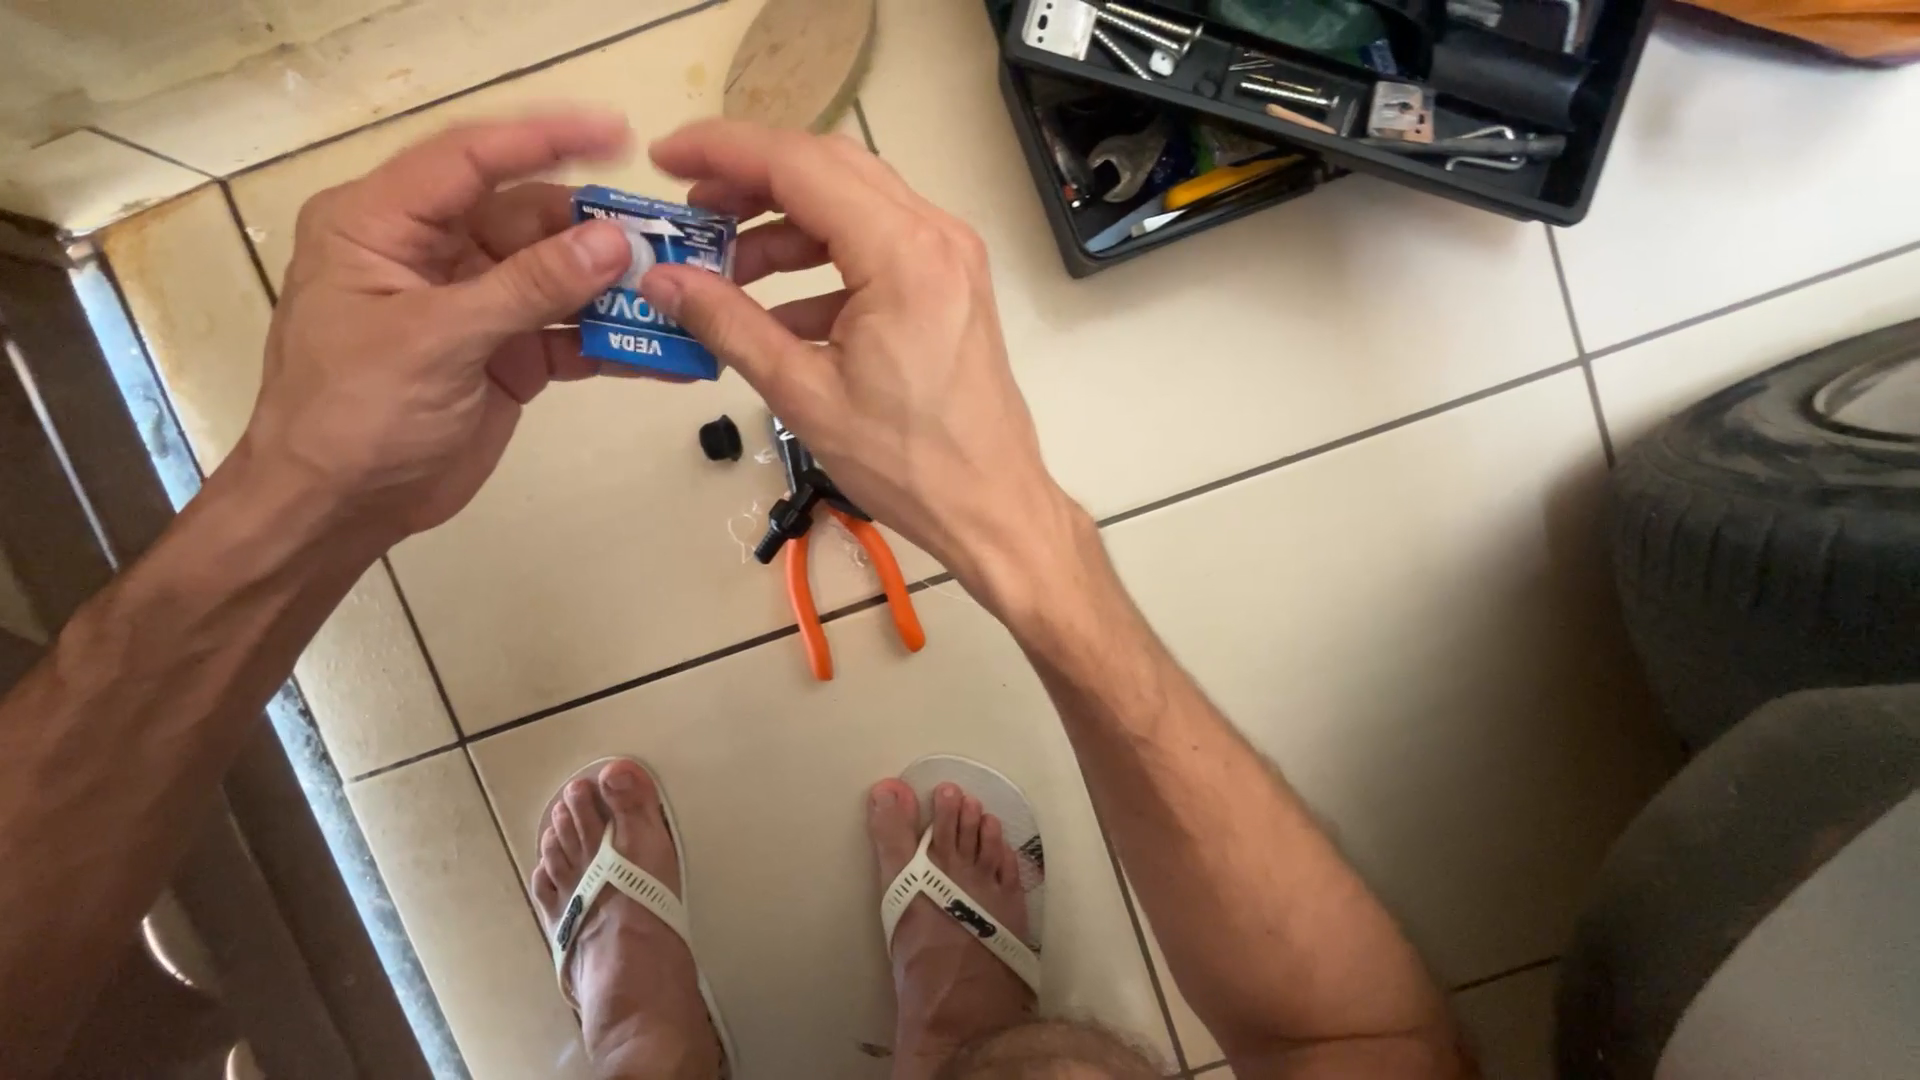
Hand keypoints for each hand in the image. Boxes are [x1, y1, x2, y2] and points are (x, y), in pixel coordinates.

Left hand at [241, 111, 636, 540]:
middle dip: (598, 233)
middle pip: (531, 223)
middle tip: (670, 242)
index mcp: (388, 226)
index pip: (470, 161)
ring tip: (680, 296)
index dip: (542, 141)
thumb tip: (613, 242)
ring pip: (561, 282)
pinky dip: (614, 345)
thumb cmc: (359, 411)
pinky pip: (572, 337)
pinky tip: (663, 354)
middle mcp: (438, 256)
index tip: (617, 134)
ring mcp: (481, 308)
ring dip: (616, 292)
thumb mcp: (439, 339)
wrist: (347, 505)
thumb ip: (528, 287)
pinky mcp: (512, 356)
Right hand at [639, 121, 1089, 604]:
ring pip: (856, 206)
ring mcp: (953, 260)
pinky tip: (784, 314)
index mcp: (904, 255)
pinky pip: (881, 250)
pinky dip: (828, 267)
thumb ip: (728, 325)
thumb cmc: (906, 464)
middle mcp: (938, 238)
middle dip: (753, 183)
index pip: (799, 165)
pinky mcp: (954, 288)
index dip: (722, 152)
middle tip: (693, 212)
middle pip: (830, 170)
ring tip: (729, 269)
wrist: (991, 506)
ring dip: (788, 228)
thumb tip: (661, 279)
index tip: (665, 159)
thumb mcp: (805, 396)